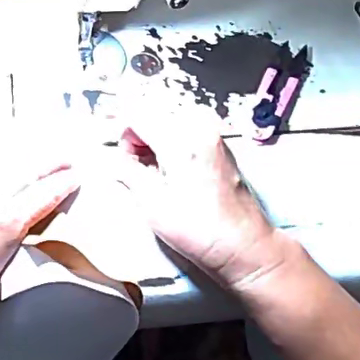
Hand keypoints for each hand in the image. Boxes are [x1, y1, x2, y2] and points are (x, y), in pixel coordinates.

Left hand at [0, 133, 78, 334]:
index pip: (43, 195)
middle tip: (67, 157)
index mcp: (3, 226)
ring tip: (38, 142)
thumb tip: (25, 240)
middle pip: (27, 165)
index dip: (64, 184)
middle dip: (51, 159)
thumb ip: (15, 258)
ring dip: (23, 144)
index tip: (76, 177)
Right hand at [111, 109, 304, 302]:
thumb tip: (115, 157)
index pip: (137, 115)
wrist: (245, 247)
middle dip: (137, 136)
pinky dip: (169, 141)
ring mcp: (212, 133)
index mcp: (181, 139)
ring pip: (167, 119)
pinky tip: (170, 169)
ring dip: (153, 138)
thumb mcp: (152, 203)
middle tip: (134, 167)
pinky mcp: (219, 143)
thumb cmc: (200, 231)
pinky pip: (184, 128)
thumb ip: (127, 170)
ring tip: (153, 171)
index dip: (120, 133)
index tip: (117, 156)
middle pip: (152, 112)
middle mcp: (199, 127)